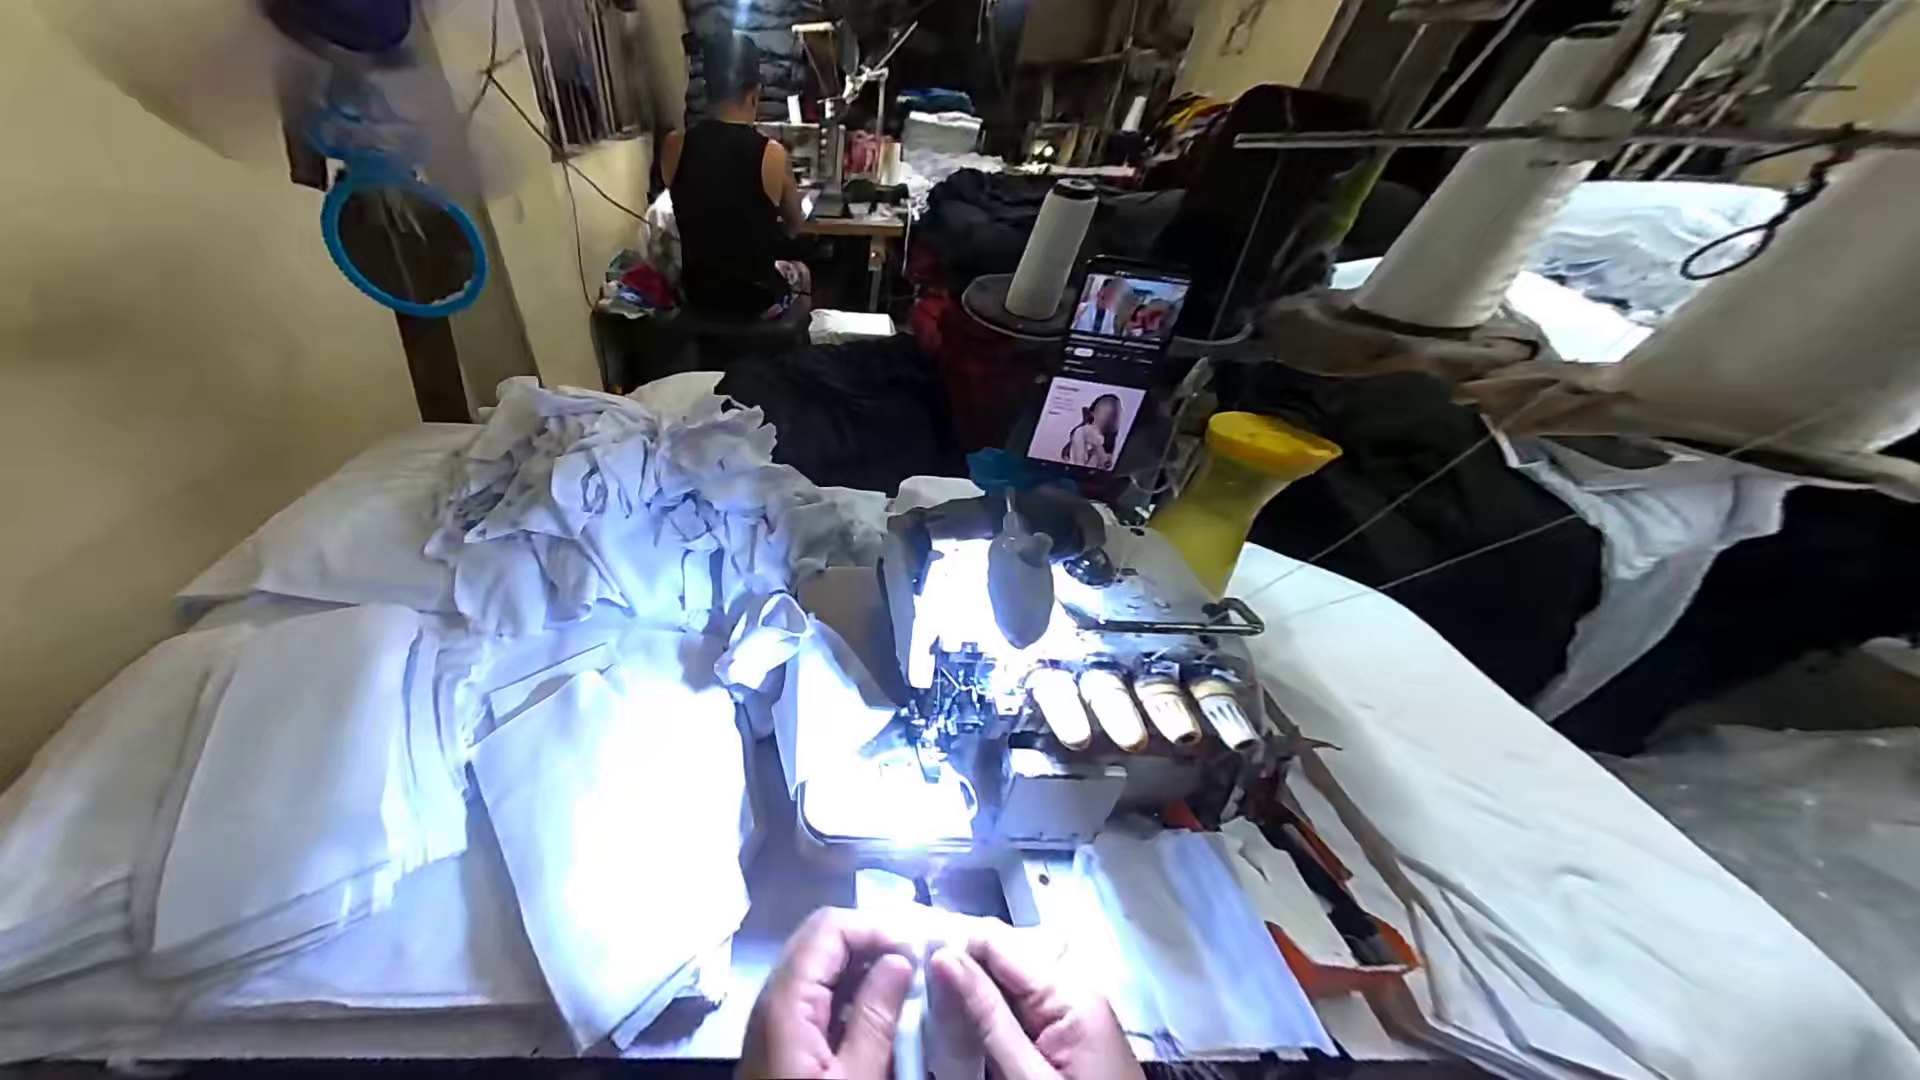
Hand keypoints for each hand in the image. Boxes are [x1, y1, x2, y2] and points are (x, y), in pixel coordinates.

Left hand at [739, 907, 916, 1079]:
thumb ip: (877, 1016)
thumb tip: (900, 959)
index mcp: (786, 1001)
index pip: (830, 928)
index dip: (874, 925)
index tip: (916, 945)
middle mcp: (775, 997)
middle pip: (823, 937)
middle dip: (871, 937)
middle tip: (914, 954)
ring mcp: (776, 1017)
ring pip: (821, 961)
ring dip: (863, 960)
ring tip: (906, 975)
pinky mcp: (783, 1038)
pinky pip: (819, 991)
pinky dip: (851, 986)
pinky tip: (881, 1004)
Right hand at [930, 922, 1142, 1079]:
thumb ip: (987, 1016)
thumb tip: (944, 955)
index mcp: (1069, 992)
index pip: (999, 941)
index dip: (955, 944)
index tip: (914, 958)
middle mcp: (1073, 988)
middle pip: (1004, 957)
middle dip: (961, 967)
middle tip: (918, 984)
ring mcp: (1072, 1011)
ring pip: (1008, 982)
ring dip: (972, 990)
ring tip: (932, 1001)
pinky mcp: (1068, 1034)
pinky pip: (1022, 1008)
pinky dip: (991, 1013)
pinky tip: (963, 1024)